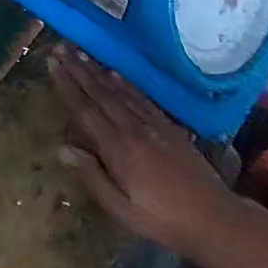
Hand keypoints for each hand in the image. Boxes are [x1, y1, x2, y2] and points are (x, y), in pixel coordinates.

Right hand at [49, 44, 234, 253]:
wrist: (215, 219)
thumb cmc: (163, 220)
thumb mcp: (122, 209)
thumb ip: (93, 176)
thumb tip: (63, 148)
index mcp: (117, 148)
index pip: (85, 109)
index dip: (67, 85)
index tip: (53, 63)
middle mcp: (132, 128)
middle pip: (100, 92)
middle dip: (78, 69)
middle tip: (61, 47)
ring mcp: (152, 124)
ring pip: (118, 90)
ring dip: (97, 70)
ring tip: (80, 53)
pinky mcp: (167, 126)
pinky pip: (141, 97)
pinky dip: (125, 82)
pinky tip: (114, 73)